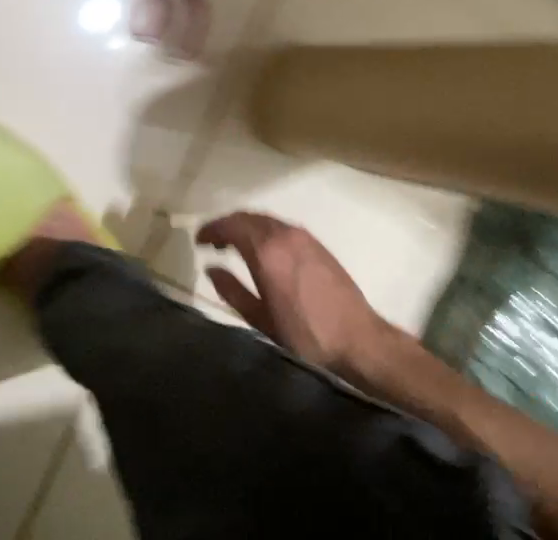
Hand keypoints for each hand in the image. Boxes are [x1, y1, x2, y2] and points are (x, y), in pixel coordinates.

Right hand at [197, 211, 396, 375]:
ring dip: (247, 226)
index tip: (198, 241)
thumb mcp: (260, 319)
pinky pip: (282, 227)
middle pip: (248, 217)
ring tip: (234, 246)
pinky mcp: (318, 244)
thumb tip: (211, 268)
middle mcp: (284, 235)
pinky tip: (263, 251)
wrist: (358, 340)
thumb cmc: (305, 335)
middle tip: (213, 243)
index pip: (231, 225)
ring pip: (266, 220)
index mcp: (267, 251)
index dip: (211, 229)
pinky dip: (265, 231)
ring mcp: (304, 237)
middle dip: (227, 225)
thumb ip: (232, 290)